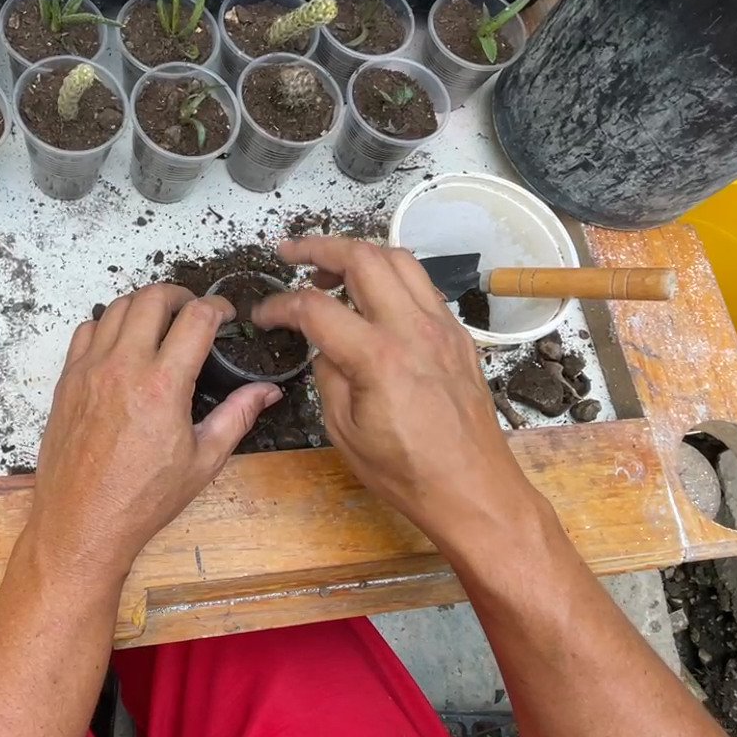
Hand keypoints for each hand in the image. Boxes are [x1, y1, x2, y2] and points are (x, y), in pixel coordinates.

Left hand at [27, 284, 281, 584]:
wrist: (82, 522)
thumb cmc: (142, 499)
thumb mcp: (202, 461)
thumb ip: (237, 416)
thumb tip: (267, 391)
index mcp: (162, 385)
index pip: (195, 318)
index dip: (217, 306)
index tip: (225, 314)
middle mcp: (123, 367)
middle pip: (152, 298)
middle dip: (180, 294)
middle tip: (193, 310)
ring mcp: (89, 370)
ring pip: (116, 307)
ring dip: (143, 304)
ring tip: (160, 320)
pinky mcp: (67, 380)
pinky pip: (86, 330)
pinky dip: (107, 323)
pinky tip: (121, 342)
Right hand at [253, 237, 538, 538]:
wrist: (473, 489)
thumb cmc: (406, 472)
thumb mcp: (344, 431)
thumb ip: (328, 376)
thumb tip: (326, 346)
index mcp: (379, 358)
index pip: (315, 308)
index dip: (280, 305)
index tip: (263, 314)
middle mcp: (414, 329)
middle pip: (363, 257)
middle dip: (319, 247)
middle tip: (289, 253)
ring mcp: (442, 327)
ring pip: (398, 259)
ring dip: (358, 254)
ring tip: (329, 272)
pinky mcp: (457, 335)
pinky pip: (421, 284)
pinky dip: (388, 275)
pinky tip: (370, 297)